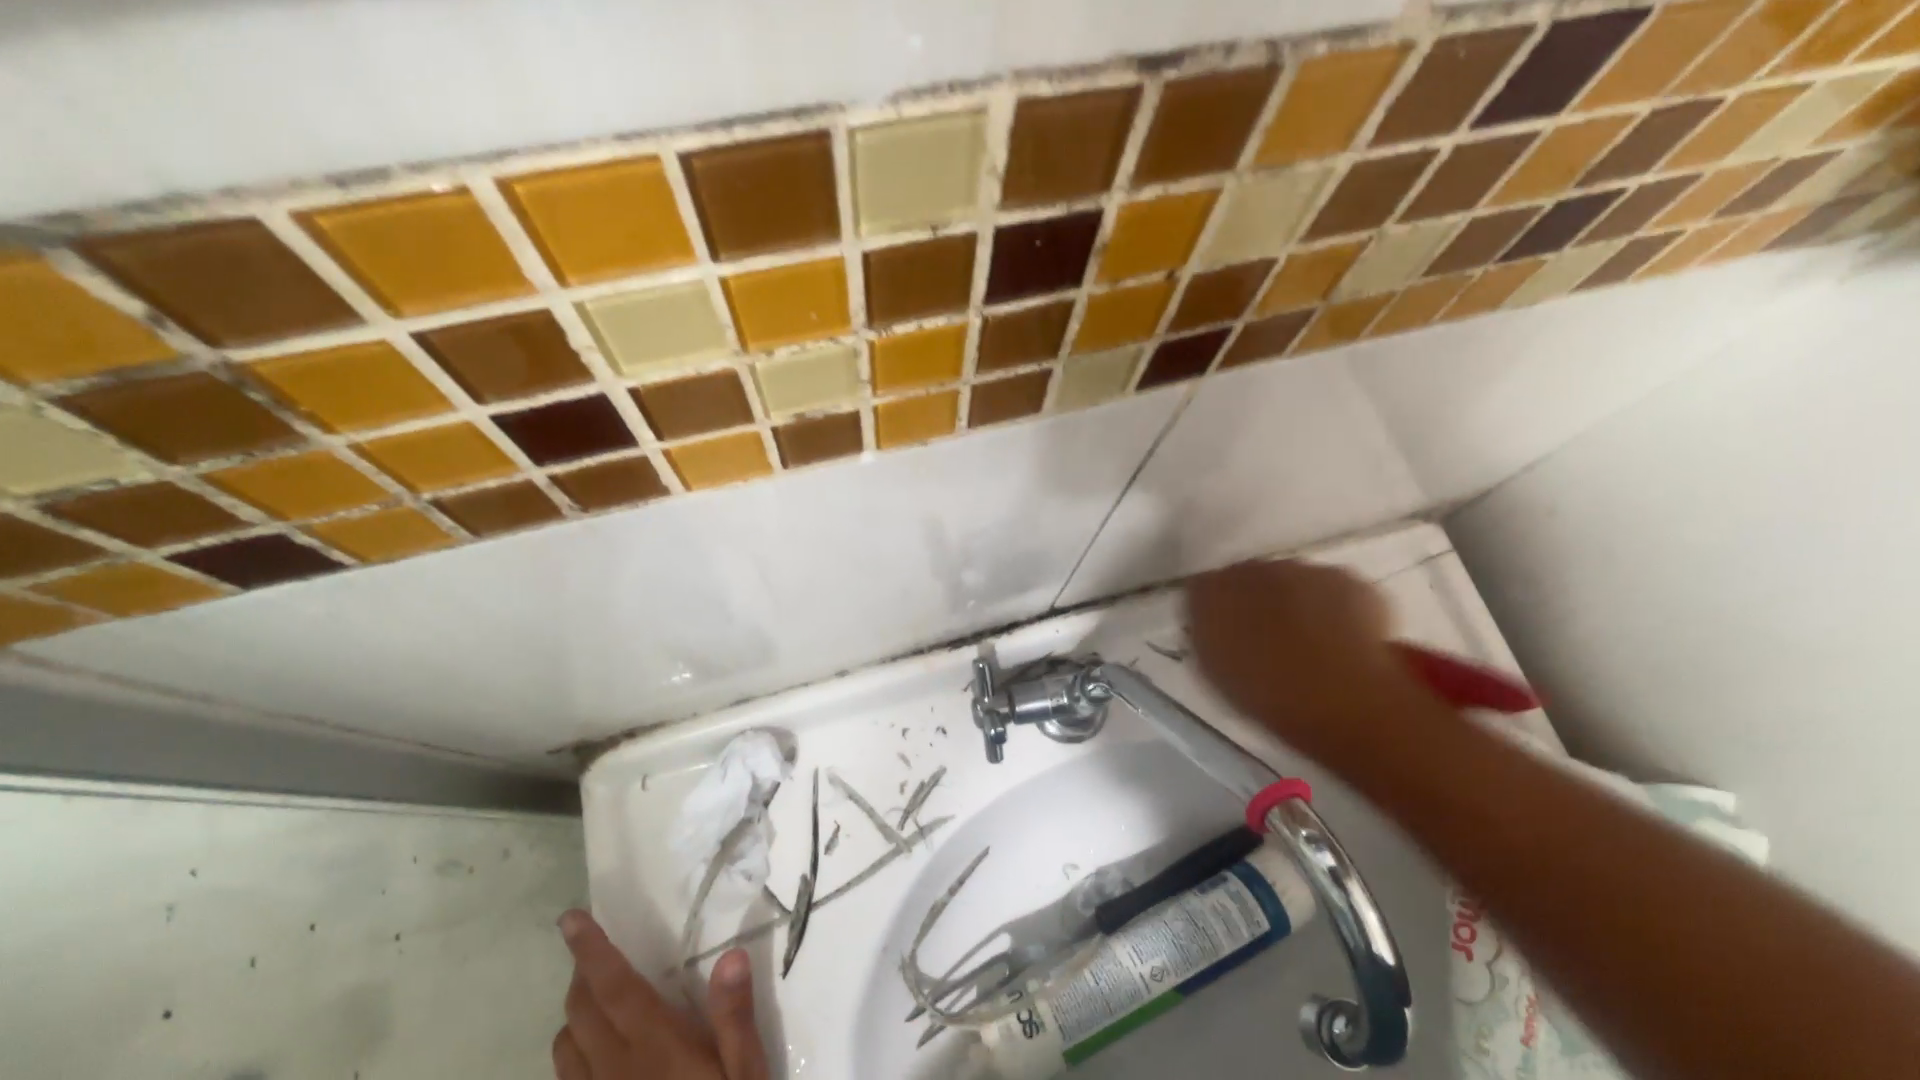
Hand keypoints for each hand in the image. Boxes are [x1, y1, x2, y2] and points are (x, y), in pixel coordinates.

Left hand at [553, 909, 768, 1079]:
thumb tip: (732, 955)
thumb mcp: (747, 1074)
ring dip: (575, 1015)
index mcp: (655, 1046)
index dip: (590, 949)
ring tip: (599, 1004)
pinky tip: (599, 1059)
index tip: (571, 918)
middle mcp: (614, 1070)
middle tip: (601, 957)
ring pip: (563, 1046)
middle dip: (582, 975)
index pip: (613, 986)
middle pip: (579, 1010)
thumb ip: (734, 1016)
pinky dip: (573, 1054)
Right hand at [1184, 560, 1427, 766]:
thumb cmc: (1263, 691)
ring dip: (1297, 602)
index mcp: (1209, 591)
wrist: (1335, 690)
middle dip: (1259, 602)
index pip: (1204, 588)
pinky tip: (1341, 639)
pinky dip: (1336, 606)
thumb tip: (1211, 622)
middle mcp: (1251, 568)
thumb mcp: (1215, 669)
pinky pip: (1334, 588)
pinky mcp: (1345, 578)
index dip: (1218, 610)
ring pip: (1294, 581)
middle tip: (1269, 640)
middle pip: (1251, 578)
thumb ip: (1208, 635)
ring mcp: (1301, 569)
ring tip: (1310, 643)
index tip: (1228, 634)